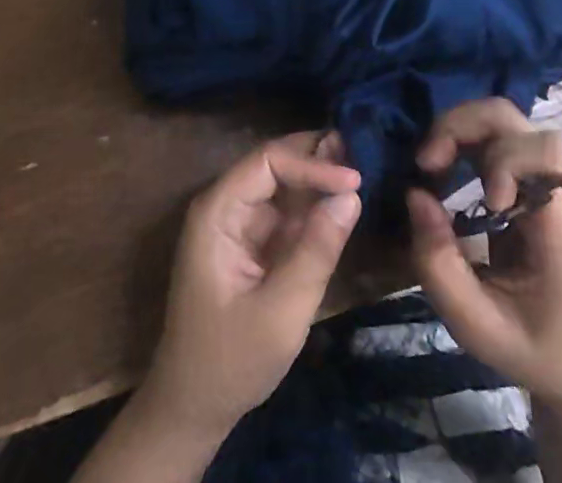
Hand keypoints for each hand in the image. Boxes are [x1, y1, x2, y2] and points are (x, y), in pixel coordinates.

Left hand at [144, 130, 362, 431]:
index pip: (267, 162)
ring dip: (321, 179)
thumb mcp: (281, 310)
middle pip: (275, 165)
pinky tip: (346, 202)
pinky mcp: (255, 245)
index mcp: (217, 214)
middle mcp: (226, 208)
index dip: (311, 164)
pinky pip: (288, 213)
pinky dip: (317, 207)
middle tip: (366, 156)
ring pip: (285, 186)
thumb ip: (316, 250)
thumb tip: (352, 196)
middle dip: (318, 160)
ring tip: (365, 171)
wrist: (195, 406)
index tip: (355, 181)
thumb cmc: (231, 360)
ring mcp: (240, 226)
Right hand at [408, 99, 561, 406]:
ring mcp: (551, 180)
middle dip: (463, 127)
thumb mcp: (474, 323)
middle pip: (515, 121)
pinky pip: (500, 140)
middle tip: (428, 163)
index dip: (504, 160)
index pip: (544, 152)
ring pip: (505, 121)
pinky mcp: (535, 180)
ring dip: (461, 132)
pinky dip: (466, 143)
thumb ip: (439, 263)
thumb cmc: (532, 346)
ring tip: (433, 166)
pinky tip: (448, 172)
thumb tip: (415, 194)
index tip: (484, 204)